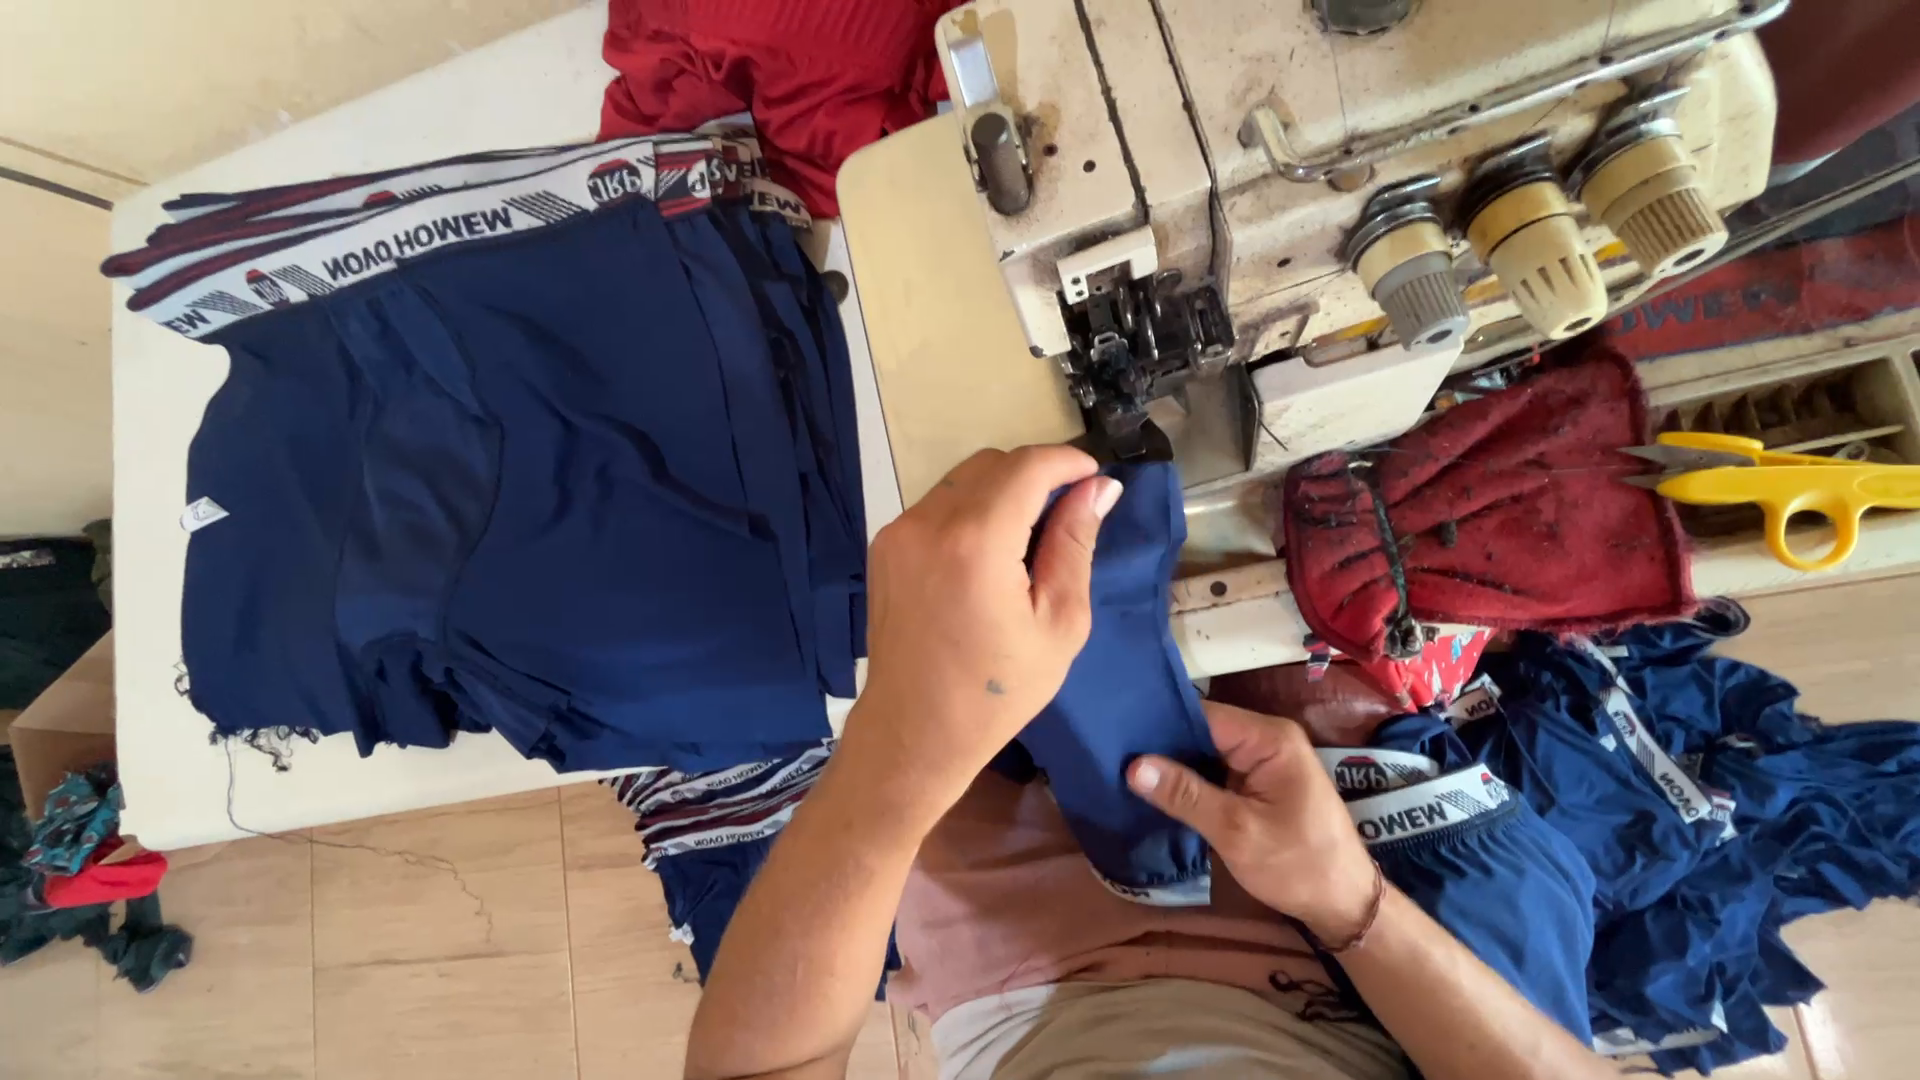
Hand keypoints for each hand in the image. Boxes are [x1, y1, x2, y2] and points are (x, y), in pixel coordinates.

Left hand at [844, 445, 1121, 815]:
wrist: (914, 730)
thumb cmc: (997, 691)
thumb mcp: (1059, 622)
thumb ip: (1075, 543)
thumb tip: (1099, 488)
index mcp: (975, 541)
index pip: (1027, 466)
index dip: (1067, 461)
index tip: (1094, 478)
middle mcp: (928, 522)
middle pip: (992, 463)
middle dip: (1035, 474)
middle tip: (1065, 513)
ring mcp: (898, 531)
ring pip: (962, 479)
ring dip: (1001, 490)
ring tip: (1026, 539)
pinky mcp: (884, 545)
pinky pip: (937, 504)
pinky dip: (969, 509)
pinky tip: (986, 554)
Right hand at [1127, 702, 1377, 942]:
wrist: (1346, 907)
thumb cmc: (1298, 866)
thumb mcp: (1236, 832)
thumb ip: (1185, 795)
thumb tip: (1133, 766)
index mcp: (1269, 738)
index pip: (1202, 715)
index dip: (1159, 723)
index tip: (1116, 734)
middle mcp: (1266, 738)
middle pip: (1200, 728)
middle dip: (1161, 743)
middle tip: (1112, 754)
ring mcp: (1262, 759)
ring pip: (1203, 749)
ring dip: (1171, 762)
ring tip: (1121, 766)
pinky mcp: (1257, 780)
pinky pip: (1213, 768)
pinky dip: (1187, 778)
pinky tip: (1153, 786)